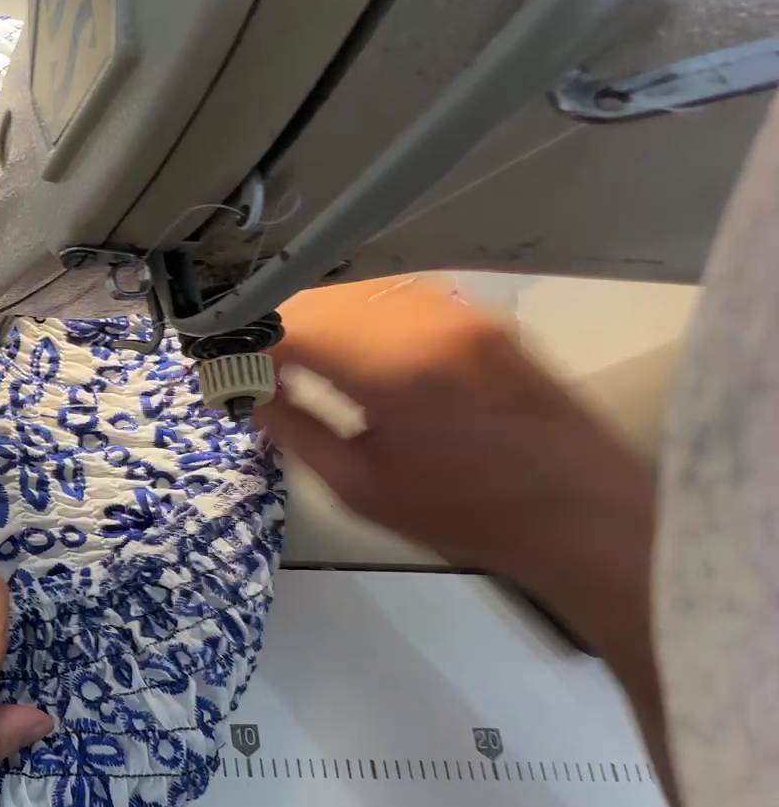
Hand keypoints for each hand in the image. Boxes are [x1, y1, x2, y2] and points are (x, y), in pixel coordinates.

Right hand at [256, 278, 653, 610]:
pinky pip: (395, 296)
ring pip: (355, 291)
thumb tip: (251, 396)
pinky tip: (344, 348)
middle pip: (319, 300)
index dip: (244, 347)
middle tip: (248, 366)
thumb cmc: (462, 513)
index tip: (219, 369)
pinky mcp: (481, 317)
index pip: (289, 330)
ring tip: (290, 359)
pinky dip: (355, 315)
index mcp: (391, 369)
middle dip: (272, 329)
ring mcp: (460, 313)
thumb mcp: (357, 485)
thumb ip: (294, 430)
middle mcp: (426, 323)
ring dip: (313, 319)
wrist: (587, 515)